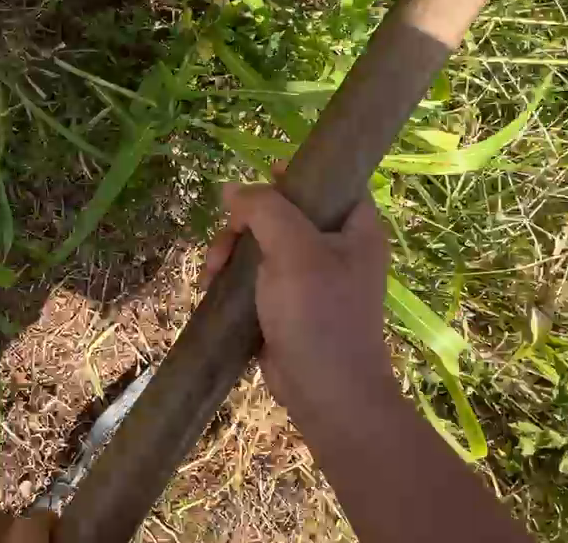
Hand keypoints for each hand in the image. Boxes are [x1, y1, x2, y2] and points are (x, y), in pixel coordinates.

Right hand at [202, 172, 393, 413]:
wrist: (325, 392)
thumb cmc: (319, 313)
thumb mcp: (293, 249)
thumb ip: (264, 208)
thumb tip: (232, 190)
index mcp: (355, 228)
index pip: (330, 182)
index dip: (296, 174)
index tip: (260, 177)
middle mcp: (336, 247)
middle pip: (281, 210)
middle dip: (244, 222)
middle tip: (226, 239)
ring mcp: (310, 275)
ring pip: (260, 239)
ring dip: (229, 249)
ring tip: (211, 272)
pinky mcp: (286, 299)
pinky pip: (253, 271)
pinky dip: (230, 274)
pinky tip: (211, 286)